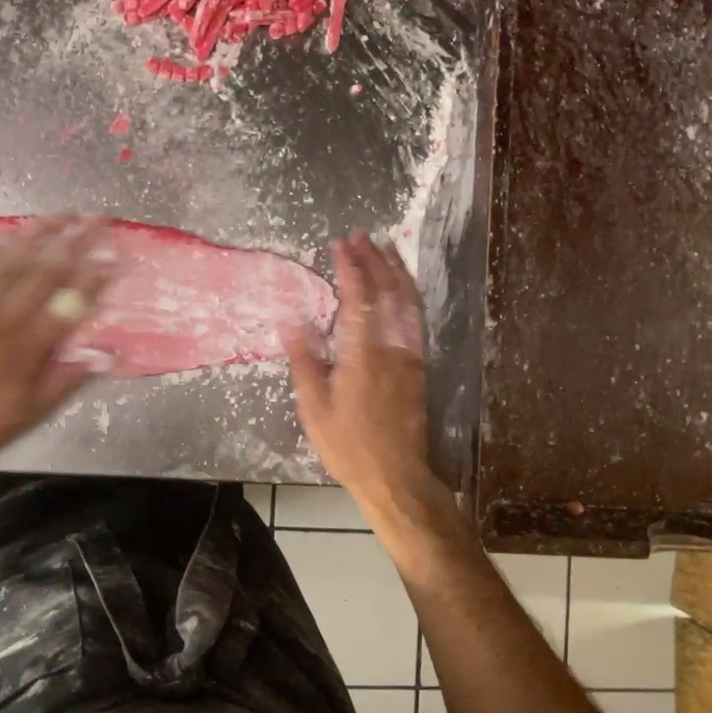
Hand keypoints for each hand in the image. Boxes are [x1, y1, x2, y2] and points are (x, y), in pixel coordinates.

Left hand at [0, 215, 115, 468]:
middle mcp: (3, 319)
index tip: (113, 255)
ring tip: (57, 216)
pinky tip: (4, 237)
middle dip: (73, 242)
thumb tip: (107, 355)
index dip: (95, 277)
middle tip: (94, 219)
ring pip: (8, 263)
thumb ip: (69, 379)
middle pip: (44, 271)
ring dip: (36, 236)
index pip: (70, 302)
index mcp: (29, 346)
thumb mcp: (33, 412)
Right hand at [284, 231, 443, 518]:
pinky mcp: (419, 368)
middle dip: (375, 260)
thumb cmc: (348, 445)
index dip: (350, 267)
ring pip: (409, 303)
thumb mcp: (313, 408)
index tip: (341, 244)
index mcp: (362, 355)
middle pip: (388, 293)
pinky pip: (417, 320)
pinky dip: (410, 295)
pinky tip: (403, 289)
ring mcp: (410, 357)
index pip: (357, 299)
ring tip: (387, 248)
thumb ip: (305, 362)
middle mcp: (391, 348)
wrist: (396, 476)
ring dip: (397, 272)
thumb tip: (292, 322)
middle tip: (362, 236)